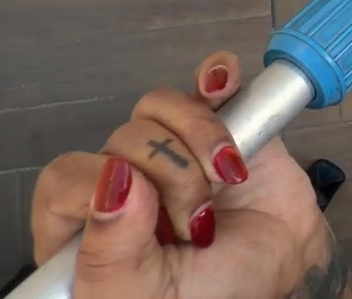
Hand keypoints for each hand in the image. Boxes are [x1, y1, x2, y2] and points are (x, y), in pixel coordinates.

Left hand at [30, 52, 350, 298]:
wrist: (285, 269)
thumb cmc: (210, 297)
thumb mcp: (143, 296)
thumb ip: (110, 253)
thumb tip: (114, 180)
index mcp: (88, 227)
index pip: (66, 178)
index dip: (105, 187)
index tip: (148, 215)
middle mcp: (129, 181)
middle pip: (126, 137)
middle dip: (174, 175)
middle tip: (200, 218)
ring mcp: (180, 145)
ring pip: (164, 105)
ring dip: (204, 135)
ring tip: (231, 177)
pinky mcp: (230, 118)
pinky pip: (211, 76)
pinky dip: (218, 74)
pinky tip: (225, 88)